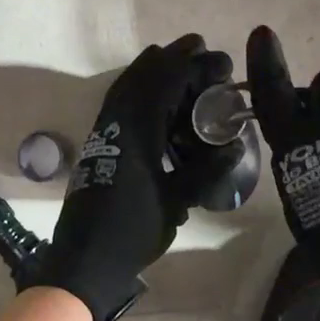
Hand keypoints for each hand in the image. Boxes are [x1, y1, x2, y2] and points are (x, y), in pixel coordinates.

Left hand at [25, 34, 243, 320]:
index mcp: (136, 130)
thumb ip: (204, 172)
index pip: (168, 80)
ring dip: (153, 76)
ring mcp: (101, 136)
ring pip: (126, 89)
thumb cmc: (130, 233)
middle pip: (144, 75)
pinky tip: (155, 109)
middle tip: (202, 57)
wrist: (84, 262)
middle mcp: (115, 124)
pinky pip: (117, 108)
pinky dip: (137, 96)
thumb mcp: (174, 203)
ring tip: (181, 75)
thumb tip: (235, 146)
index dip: (197, 66)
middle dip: (174, 62)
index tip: (222, 65)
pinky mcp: (96, 151)